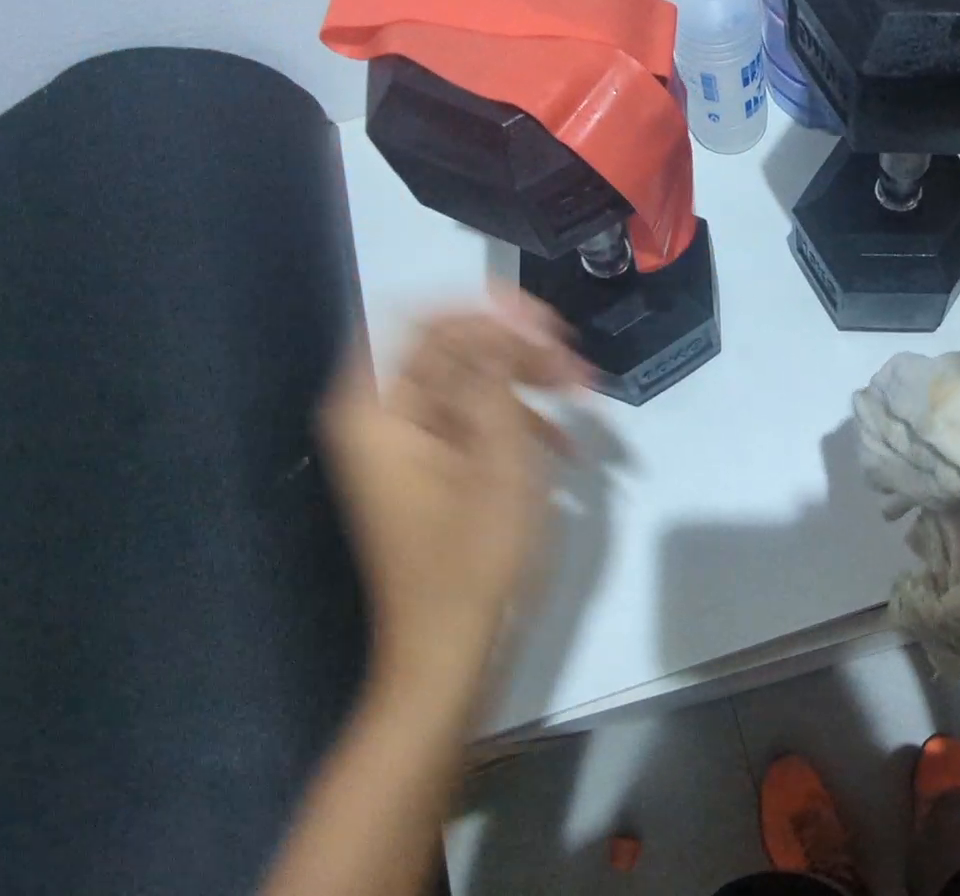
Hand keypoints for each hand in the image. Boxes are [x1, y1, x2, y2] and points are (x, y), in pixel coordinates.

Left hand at [318, 290, 591, 685]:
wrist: (452, 646)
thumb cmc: (475, 555)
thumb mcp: (498, 459)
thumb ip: (495, 382)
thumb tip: (502, 323)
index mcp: (379, 410)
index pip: (424, 323)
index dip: (486, 312)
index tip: (548, 324)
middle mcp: (382, 419)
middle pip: (448, 351)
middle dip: (516, 349)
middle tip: (575, 364)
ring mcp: (406, 447)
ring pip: (467, 384)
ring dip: (525, 383)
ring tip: (580, 396)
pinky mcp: (432, 471)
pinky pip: (473, 422)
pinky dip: (518, 421)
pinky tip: (561, 444)